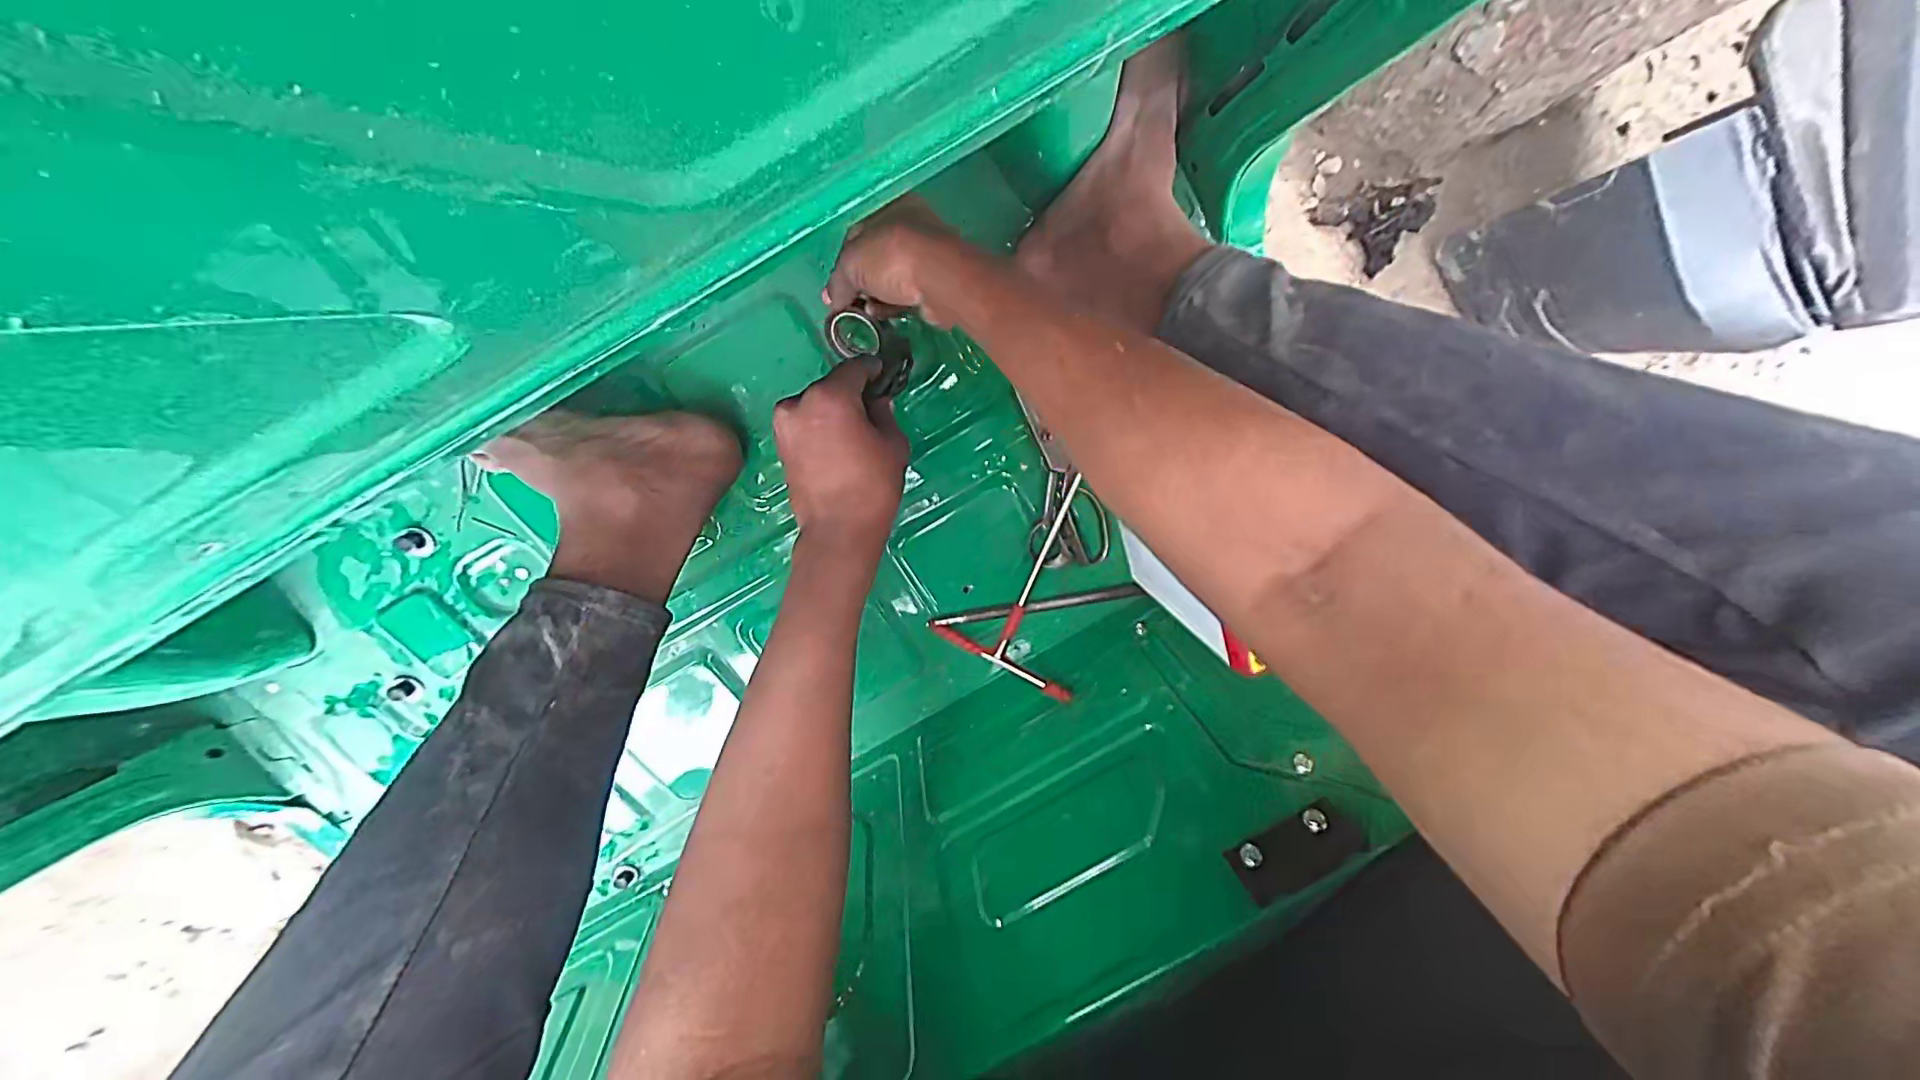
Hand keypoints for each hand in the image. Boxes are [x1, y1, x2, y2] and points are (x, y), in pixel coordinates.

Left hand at [774, 359, 910, 547]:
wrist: (838, 529)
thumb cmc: (872, 486)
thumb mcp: (893, 443)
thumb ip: (884, 414)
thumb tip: (877, 402)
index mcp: (829, 397)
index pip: (854, 368)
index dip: (872, 370)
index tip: (883, 375)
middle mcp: (799, 403)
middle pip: (831, 387)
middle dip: (851, 395)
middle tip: (872, 411)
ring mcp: (785, 426)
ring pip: (816, 406)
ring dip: (834, 412)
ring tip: (856, 433)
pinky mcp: (781, 446)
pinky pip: (806, 425)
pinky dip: (821, 428)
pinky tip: (840, 447)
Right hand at [824, 196, 969, 326]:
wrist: (939, 278)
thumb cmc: (891, 257)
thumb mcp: (852, 265)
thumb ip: (838, 282)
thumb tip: (831, 300)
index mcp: (889, 206)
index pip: (857, 234)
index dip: (843, 263)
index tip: (837, 288)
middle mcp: (911, 224)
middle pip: (876, 257)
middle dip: (861, 283)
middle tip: (850, 303)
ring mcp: (928, 253)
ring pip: (892, 278)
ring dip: (876, 297)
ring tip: (866, 312)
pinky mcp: (938, 280)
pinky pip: (908, 293)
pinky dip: (895, 305)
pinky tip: (884, 315)